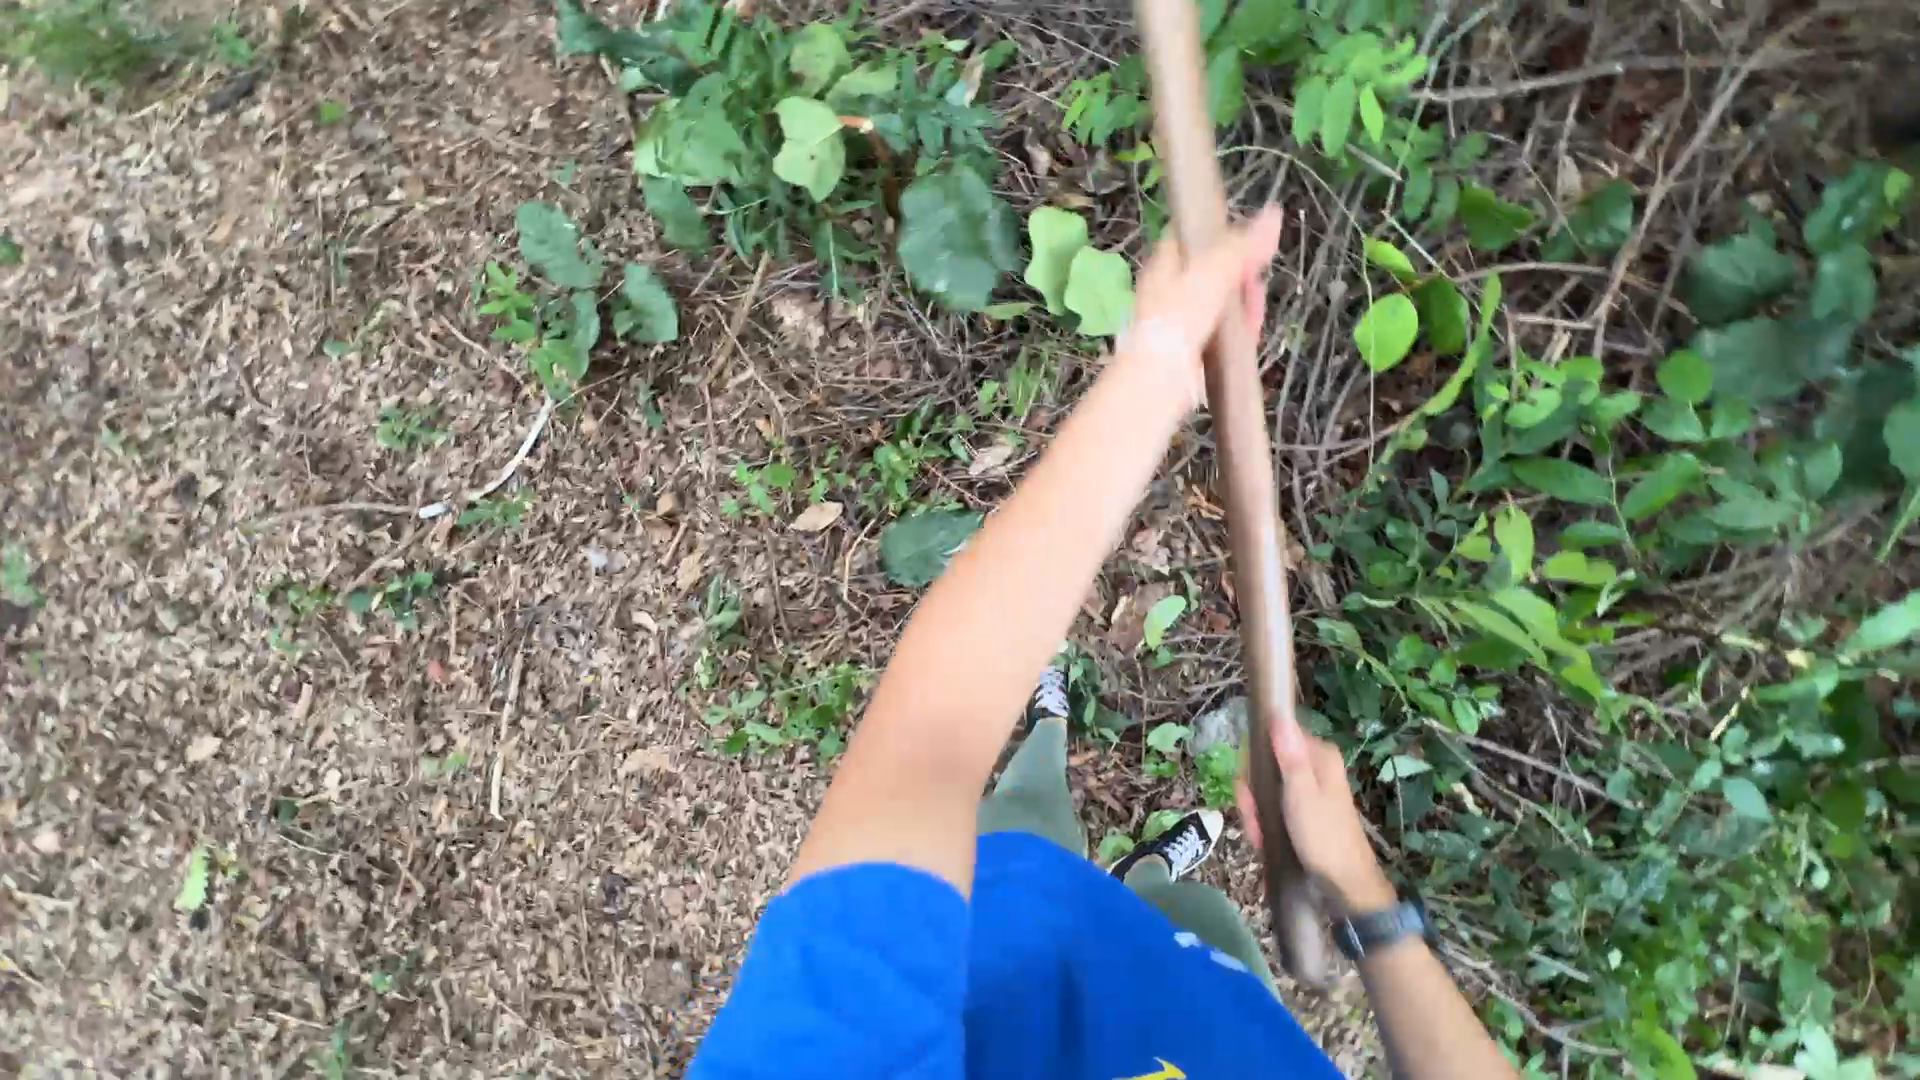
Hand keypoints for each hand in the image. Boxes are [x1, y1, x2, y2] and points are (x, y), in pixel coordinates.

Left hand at [1122, 204, 1284, 408]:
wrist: (1160, 378)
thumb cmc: (1179, 318)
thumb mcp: (1211, 272)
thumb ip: (1241, 246)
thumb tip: (1273, 214)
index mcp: (1164, 267)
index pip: (1190, 236)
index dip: (1220, 231)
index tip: (1249, 233)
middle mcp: (1169, 293)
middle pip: (1211, 272)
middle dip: (1239, 270)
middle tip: (1259, 270)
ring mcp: (1181, 324)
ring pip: (1218, 304)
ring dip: (1242, 301)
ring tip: (1256, 301)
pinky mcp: (1193, 352)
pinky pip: (1220, 334)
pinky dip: (1238, 330)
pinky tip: (1251, 329)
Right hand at [1235, 720, 1395, 916]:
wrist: (1345, 886)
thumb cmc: (1324, 838)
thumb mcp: (1301, 794)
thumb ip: (1289, 756)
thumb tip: (1278, 715)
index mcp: (1318, 756)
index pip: (1273, 737)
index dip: (1255, 760)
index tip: (1248, 786)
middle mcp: (1313, 767)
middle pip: (1265, 764)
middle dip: (1253, 794)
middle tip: (1255, 818)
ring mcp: (1307, 789)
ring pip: (1265, 787)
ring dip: (1256, 812)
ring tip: (1261, 834)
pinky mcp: (1302, 809)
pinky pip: (1273, 806)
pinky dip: (1265, 822)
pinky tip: (1265, 838)